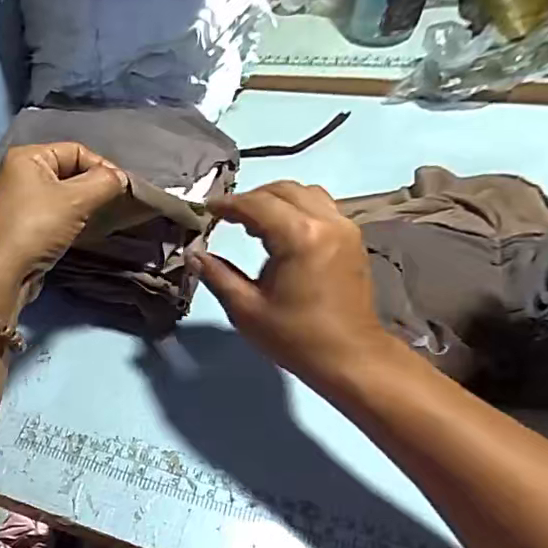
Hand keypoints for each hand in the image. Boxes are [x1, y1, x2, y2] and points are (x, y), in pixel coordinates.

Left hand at [0, 142, 127, 311]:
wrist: (6, 273)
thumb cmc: (38, 228)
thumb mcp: (75, 200)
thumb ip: (104, 183)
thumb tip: (122, 178)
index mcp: (28, 156)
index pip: (75, 150)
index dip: (101, 166)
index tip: (122, 189)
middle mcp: (21, 173)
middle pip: (70, 170)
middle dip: (93, 185)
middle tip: (114, 203)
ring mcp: (22, 200)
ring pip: (65, 193)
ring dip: (85, 203)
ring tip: (100, 216)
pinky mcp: (26, 224)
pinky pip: (57, 212)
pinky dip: (73, 218)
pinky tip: (83, 229)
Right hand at [192, 181, 393, 386]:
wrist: (349, 356)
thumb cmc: (295, 337)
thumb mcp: (247, 310)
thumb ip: (218, 276)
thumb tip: (193, 255)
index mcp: (299, 237)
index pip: (257, 204)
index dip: (229, 204)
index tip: (208, 209)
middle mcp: (326, 222)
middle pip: (284, 190)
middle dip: (252, 198)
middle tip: (228, 215)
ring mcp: (345, 228)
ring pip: (306, 194)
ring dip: (277, 199)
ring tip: (254, 221)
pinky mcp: (353, 239)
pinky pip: (323, 208)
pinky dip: (298, 209)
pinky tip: (282, 232)